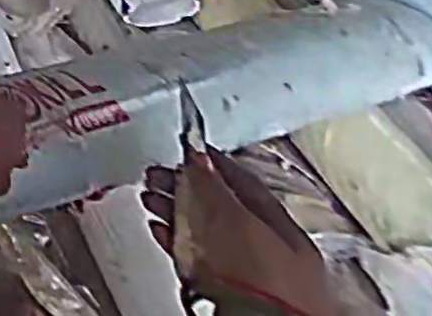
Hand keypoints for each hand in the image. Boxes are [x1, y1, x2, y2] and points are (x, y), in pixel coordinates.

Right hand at [143, 148, 338, 315]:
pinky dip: (175, 236)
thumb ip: (206, 180)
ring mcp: (250, 270)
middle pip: (219, 204)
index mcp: (281, 227)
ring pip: (203, 226)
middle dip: (183, 186)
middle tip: (155, 175)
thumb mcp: (223, 211)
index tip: (184, 145)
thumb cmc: (247, 265)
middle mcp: (271, 247)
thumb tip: (196, 154)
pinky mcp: (226, 287)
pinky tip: (160, 230)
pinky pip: (196, 250)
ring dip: (173, 209)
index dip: (210, 160)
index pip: (241, 180)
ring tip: (149, 200)